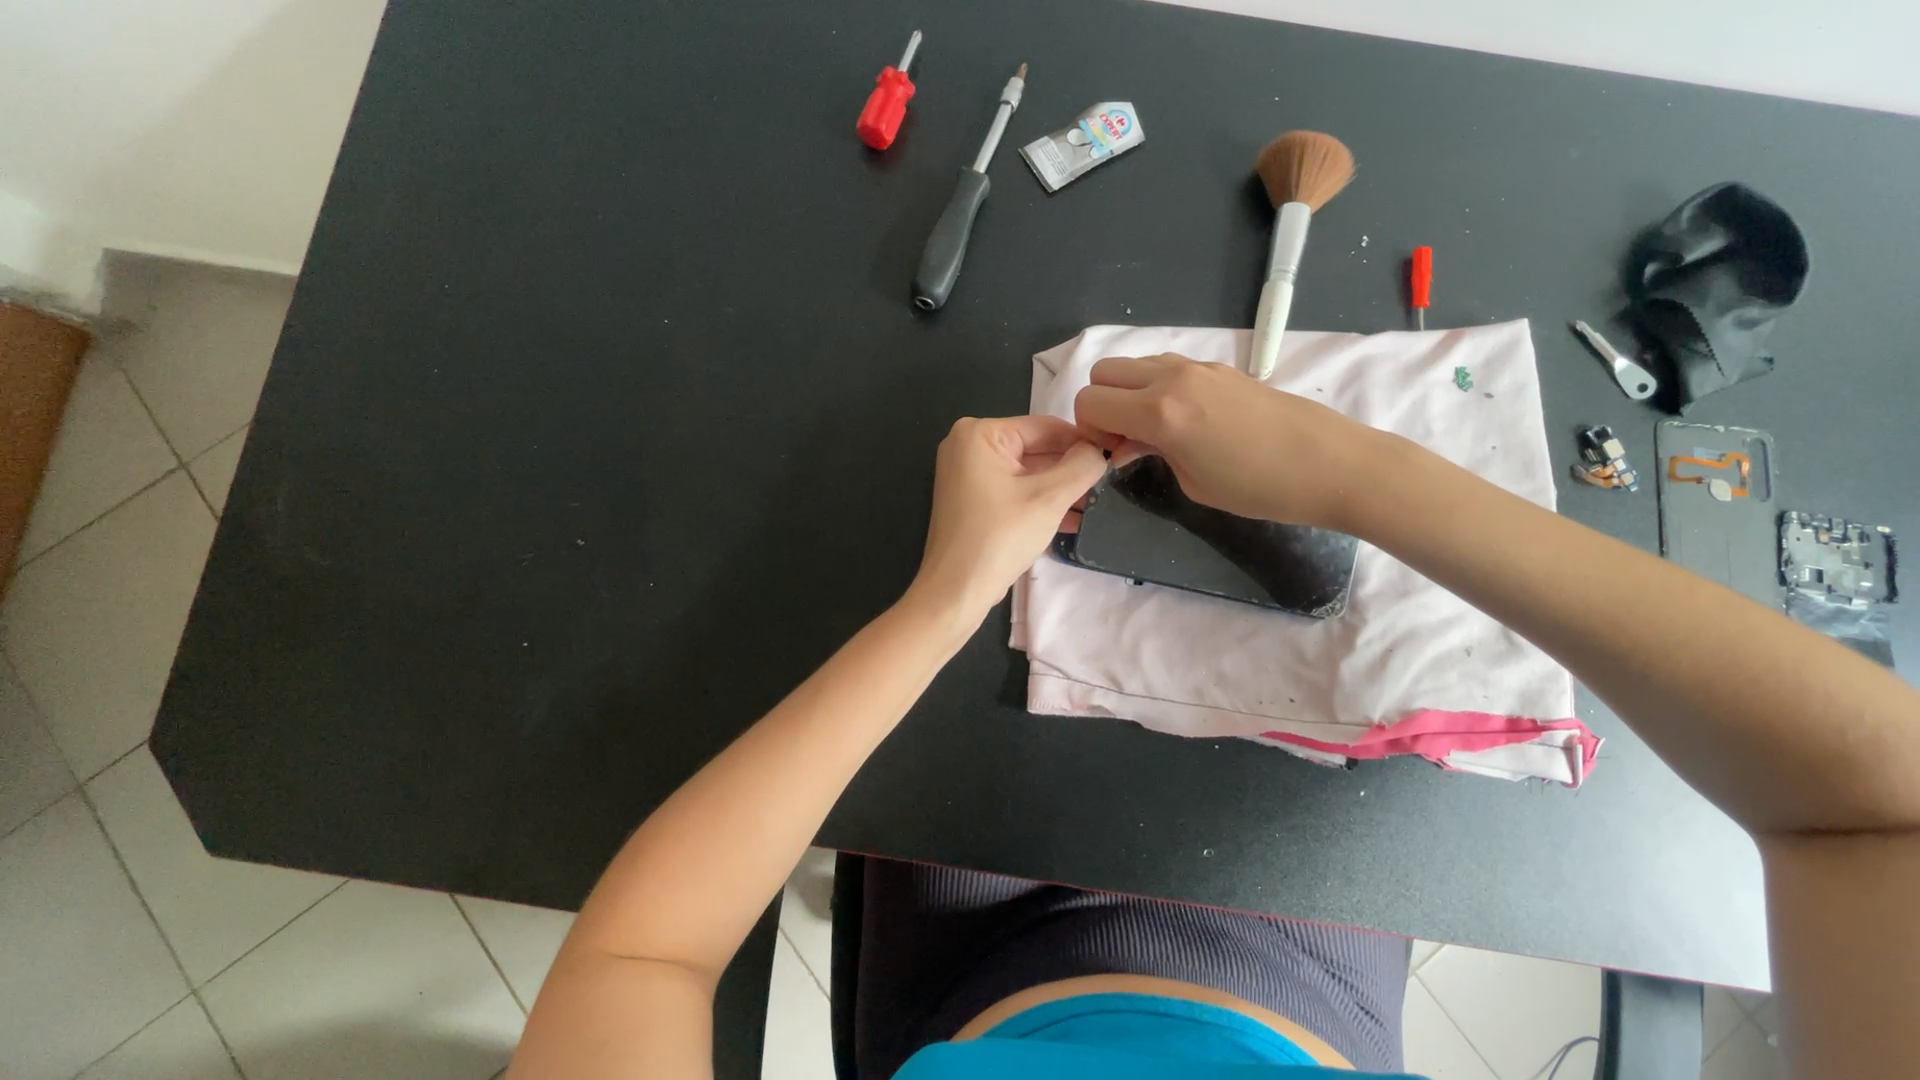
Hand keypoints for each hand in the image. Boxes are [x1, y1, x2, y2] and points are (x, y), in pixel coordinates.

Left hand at [910, 415, 1107, 620]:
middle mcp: (968, 447)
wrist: (955, 592)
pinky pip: (1015, 491)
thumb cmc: (998, 538)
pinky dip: (1041, 503)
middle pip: (1036, 449)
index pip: (1045, 427)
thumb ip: (1081, 467)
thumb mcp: (1048, 499)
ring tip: (1097, 504)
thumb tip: (1099, 451)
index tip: (1116, 455)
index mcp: (980, 434)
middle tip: (1109, 482)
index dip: (1083, 441)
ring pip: (1028, 473)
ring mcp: (968, 475)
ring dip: (1061, 489)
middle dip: (1071, 469)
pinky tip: (1074, 519)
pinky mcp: (973, 502)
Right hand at [1072, 354, 1386, 529]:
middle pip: (1104, 372)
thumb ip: (1152, 454)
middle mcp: (1171, 378)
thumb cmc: (1260, 488)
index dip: (1088, 430)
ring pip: (1136, 365)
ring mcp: (1199, 368)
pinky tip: (1186, 422)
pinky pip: (1168, 368)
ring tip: (1155, 431)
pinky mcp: (1221, 369)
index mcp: (1159, 411)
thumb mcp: (1192, 483)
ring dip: (1130, 393)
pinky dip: (1158, 388)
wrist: (1332, 464)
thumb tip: (1130, 444)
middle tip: (1125, 438)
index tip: (1110, 453)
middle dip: (1102, 404)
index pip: (1089, 402)